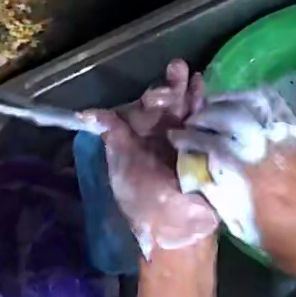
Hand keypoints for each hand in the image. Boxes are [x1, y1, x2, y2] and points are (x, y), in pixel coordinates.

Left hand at [85, 60, 218, 261]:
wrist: (178, 228)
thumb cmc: (145, 199)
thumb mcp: (124, 166)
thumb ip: (113, 136)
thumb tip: (86, 114)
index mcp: (142, 139)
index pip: (146, 109)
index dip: (151, 98)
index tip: (155, 96)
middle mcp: (164, 136)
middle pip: (169, 105)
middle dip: (173, 86)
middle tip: (177, 68)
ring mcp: (188, 142)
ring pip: (189, 110)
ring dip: (191, 91)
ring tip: (194, 74)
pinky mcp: (209, 149)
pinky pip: (208, 124)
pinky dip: (207, 107)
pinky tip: (207, 90)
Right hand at [169, 89, 295, 285]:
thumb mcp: (255, 235)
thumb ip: (227, 204)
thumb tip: (202, 179)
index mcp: (256, 179)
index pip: (215, 145)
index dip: (191, 138)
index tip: (176, 137)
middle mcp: (270, 152)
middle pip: (231, 118)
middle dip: (205, 115)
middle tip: (190, 121)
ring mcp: (288, 141)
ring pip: (253, 107)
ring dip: (227, 103)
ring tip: (211, 109)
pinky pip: (276, 109)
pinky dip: (255, 100)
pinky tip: (243, 104)